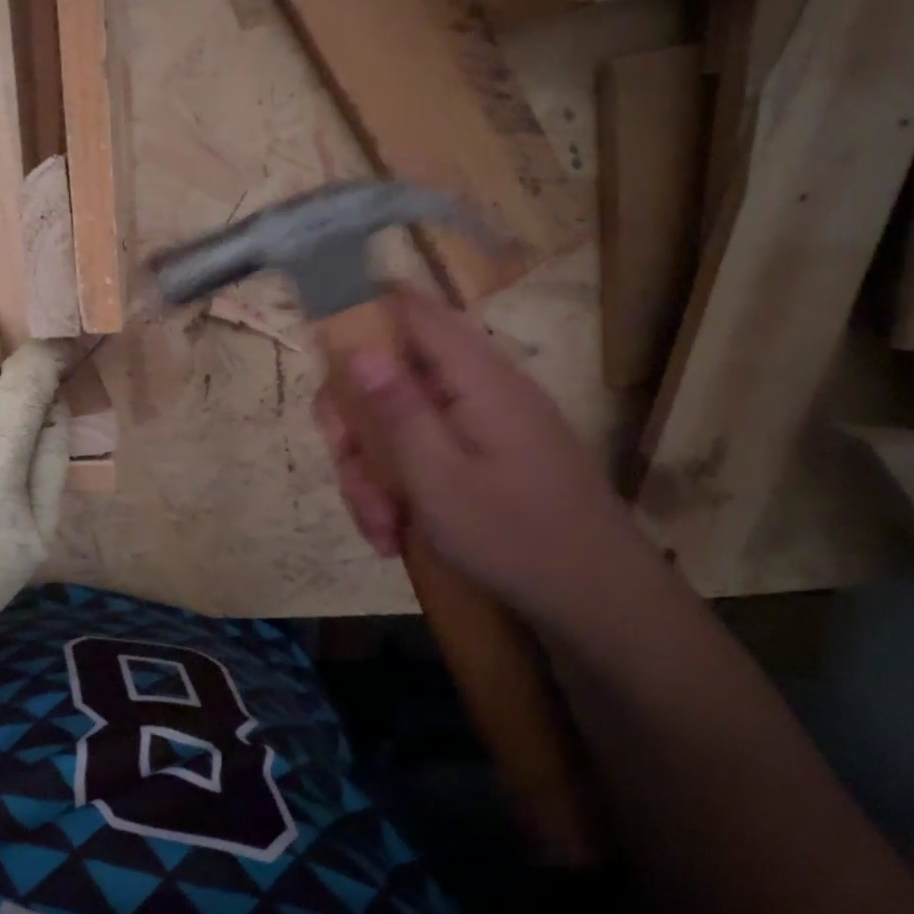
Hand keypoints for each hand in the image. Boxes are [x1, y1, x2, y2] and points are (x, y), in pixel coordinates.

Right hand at [314, 289, 662, 625]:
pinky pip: (419, 453)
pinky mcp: (481, 458)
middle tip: (347, 469)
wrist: (597, 602)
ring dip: (371, 472)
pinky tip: (394, 532)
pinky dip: (397, 488)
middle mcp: (477, 391)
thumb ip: (396, 410)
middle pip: (388, 375)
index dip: (359, 314)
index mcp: (475, 380)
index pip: (412, 311)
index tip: (316, 347)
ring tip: (380, 525)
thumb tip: (357, 347)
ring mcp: (480, 426)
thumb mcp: (437, 479)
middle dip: (354, 426)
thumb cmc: (515, 537)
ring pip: (395, 423)